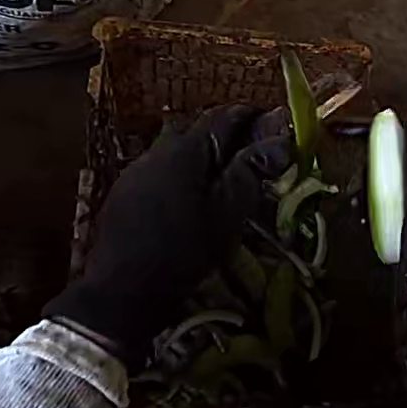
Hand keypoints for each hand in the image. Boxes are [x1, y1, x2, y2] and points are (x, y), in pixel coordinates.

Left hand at [47, 104, 290, 364]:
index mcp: (186, 150)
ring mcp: (137, 170)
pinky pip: (162, 168)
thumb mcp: (229, 211)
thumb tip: (282, 140)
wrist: (124, 291)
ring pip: (179, 149)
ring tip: (227, 176)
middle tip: (255, 154)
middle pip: (199, 129)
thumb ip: (252, 170)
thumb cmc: (186, 248)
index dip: (254, 116)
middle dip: (229, 135)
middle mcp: (158, 150)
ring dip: (205, 155)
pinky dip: (185, 172)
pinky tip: (193, 197)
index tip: (276, 125)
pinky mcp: (126, 192)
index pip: (225, 116)